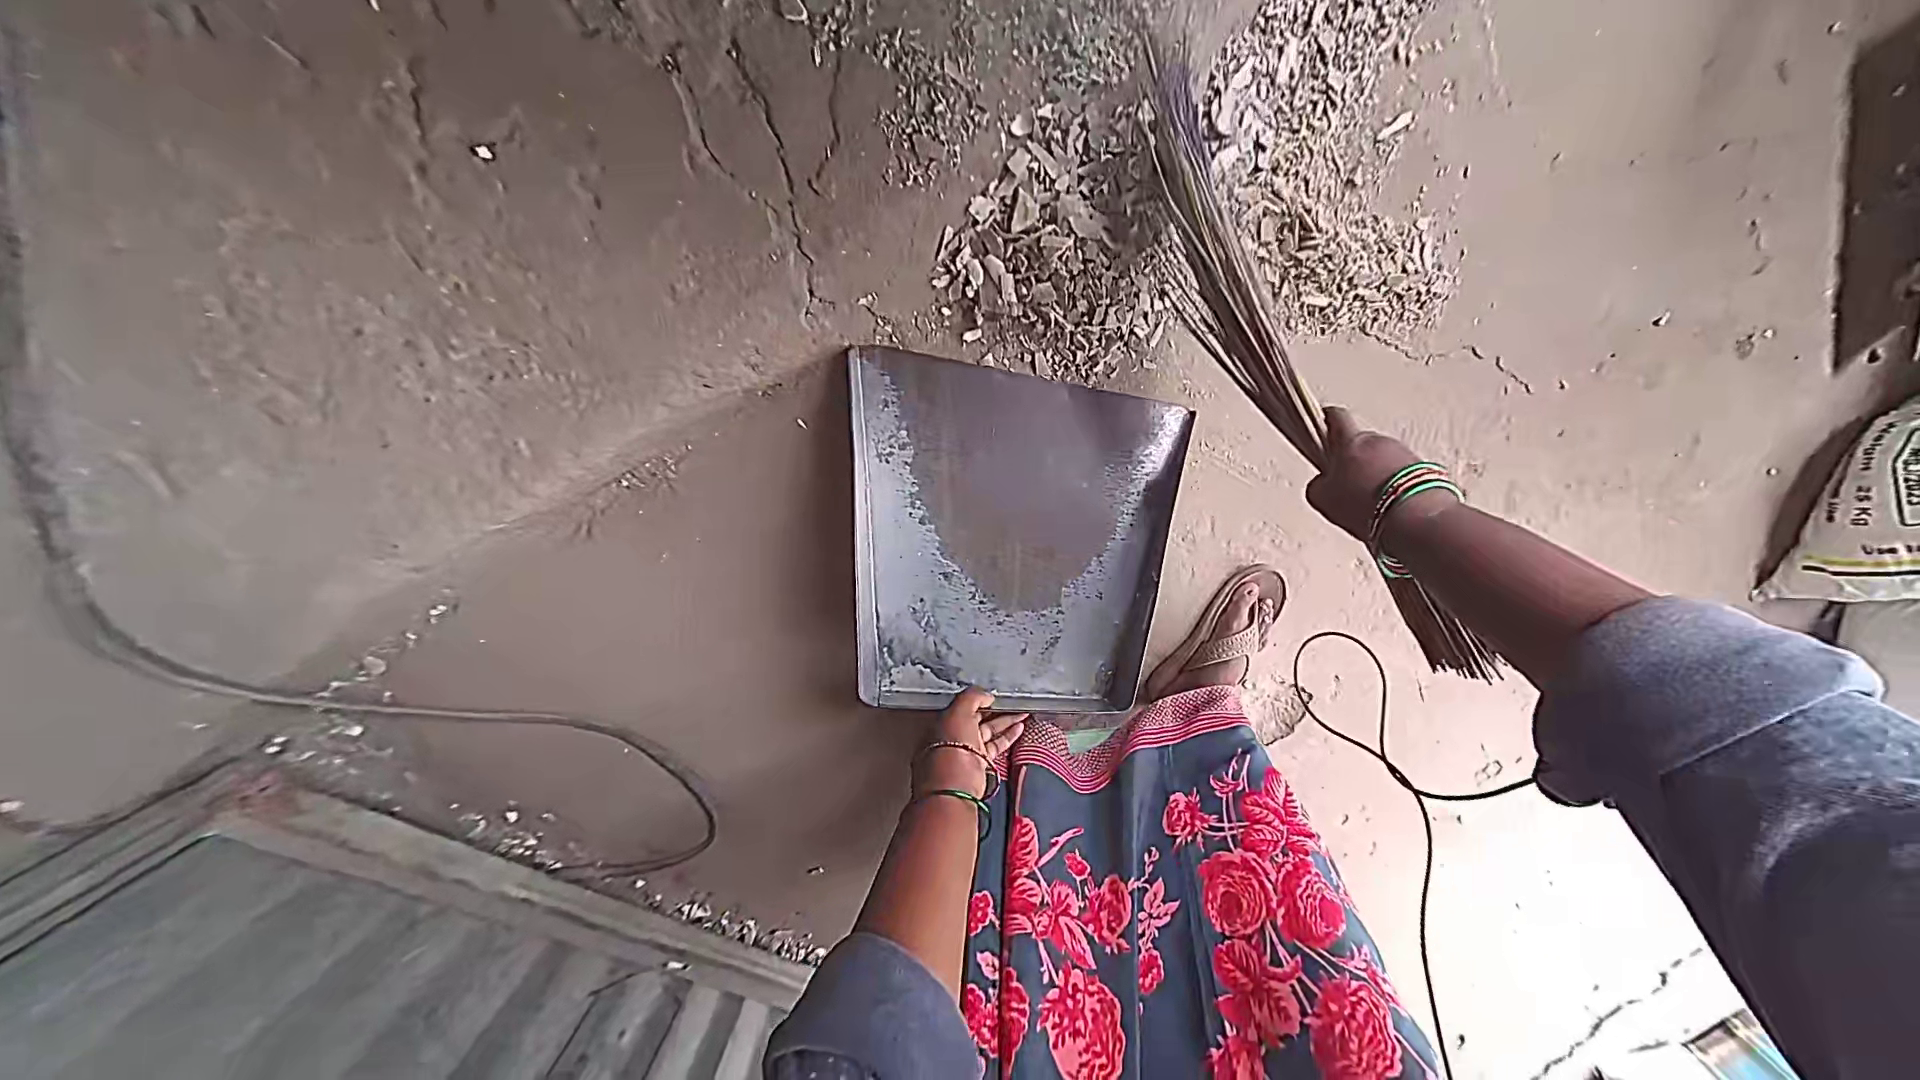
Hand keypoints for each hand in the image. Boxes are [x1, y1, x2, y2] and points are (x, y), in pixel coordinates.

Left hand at [913, 688, 1027, 798]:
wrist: (955, 784)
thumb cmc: (950, 748)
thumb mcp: (959, 711)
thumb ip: (973, 697)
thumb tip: (986, 694)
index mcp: (944, 721)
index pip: (965, 706)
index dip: (980, 699)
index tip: (995, 695)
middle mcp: (954, 736)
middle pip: (978, 718)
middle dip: (996, 710)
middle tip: (1012, 703)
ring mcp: (967, 750)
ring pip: (989, 731)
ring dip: (1006, 722)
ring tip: (1022, 714)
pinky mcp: (980, 764)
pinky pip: (996, 745)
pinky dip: (1008, 736)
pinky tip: (1018, 729)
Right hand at [1305, 406, 1431, 541]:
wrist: (1412, 518)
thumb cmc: (1366, 504)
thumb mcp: (1321, 497)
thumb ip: (1318, 483)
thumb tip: (1322, 482)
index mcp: (1350, 441)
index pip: (1337, 417)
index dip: (1328, 419)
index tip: (1323, 421)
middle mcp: (1379, 441)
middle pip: (1362, 441)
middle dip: (1353, 457)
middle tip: (1344, 479)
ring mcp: (1404, 453)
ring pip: (1383, 457)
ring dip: (1375, 472)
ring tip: (1366, 501)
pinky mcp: (1425, 469)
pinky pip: (1402, 473)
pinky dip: (1394, 484)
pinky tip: (1386, 505)